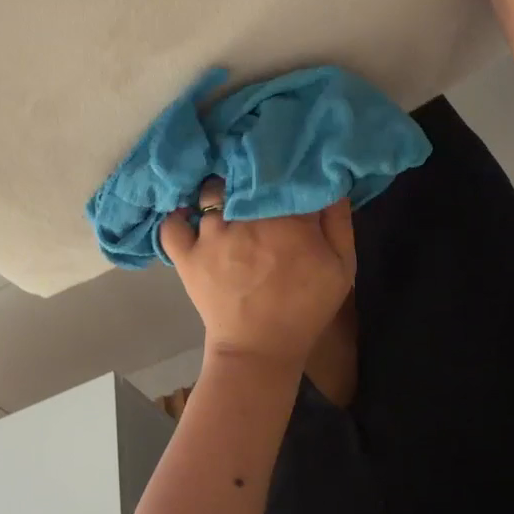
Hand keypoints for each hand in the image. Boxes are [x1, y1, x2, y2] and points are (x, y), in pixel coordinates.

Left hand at [160, 179, 356, 368]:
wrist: (260, 349)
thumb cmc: (305, 307)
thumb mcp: (341, 266)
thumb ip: (338, 220)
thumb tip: (329, 179)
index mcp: (288, 220)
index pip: (283, 173)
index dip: (283, 165)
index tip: (284, 164)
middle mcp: (246, 219)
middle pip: (242, 174)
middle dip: (248, 169)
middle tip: (253, 174)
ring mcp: (212, 236)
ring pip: (209, 193)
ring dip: (217, 191)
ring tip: (225, 194)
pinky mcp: (187, 256)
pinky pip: (172, 225)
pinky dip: (177, 217)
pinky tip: (188, 214)